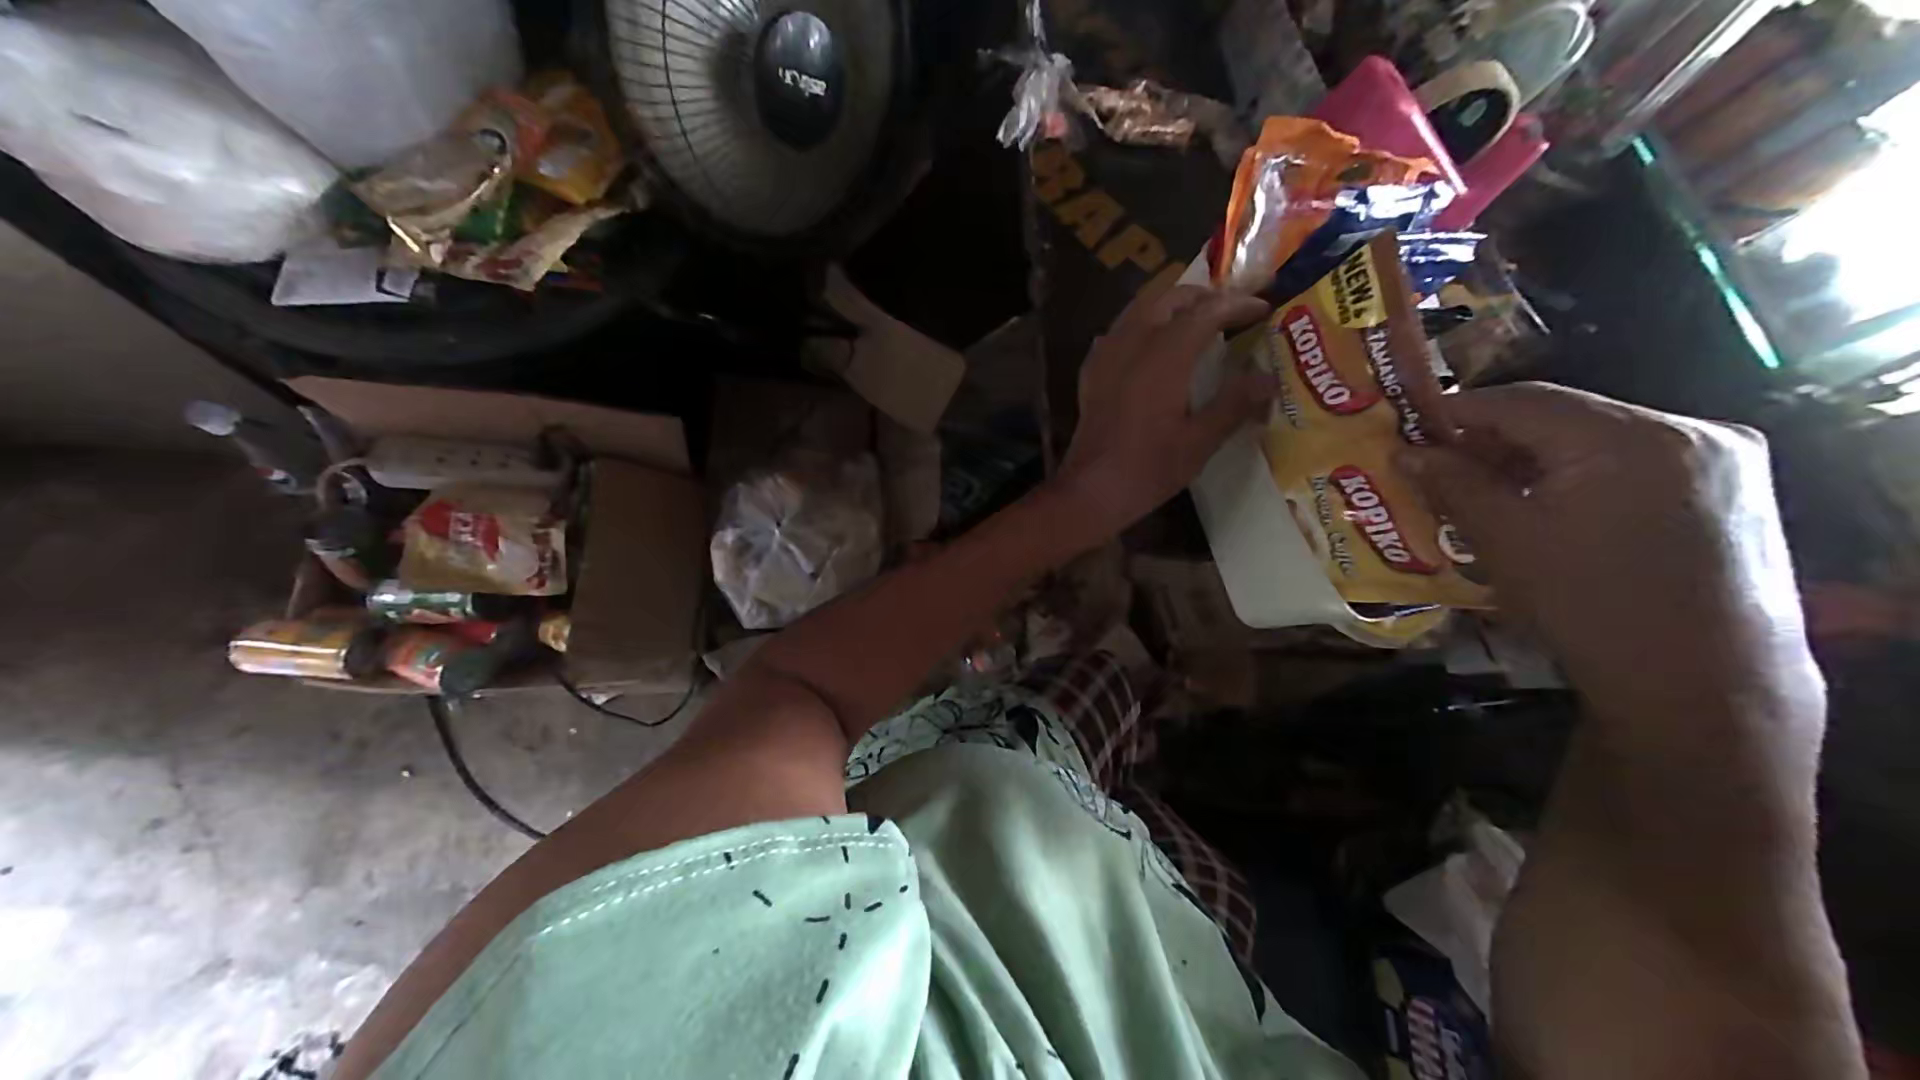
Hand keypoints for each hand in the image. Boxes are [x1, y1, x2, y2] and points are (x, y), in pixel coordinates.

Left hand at [1051, 285, 1275, 538]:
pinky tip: (1152, 345)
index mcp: (1163, 357)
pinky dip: (1142, 326)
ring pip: (1139, 310)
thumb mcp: (1200, 442)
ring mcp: (1106, 357)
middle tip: (1232, 309)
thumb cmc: (1148, 469)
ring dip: (1171, 306)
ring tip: (1197, 321)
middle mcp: (1132, 345)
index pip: (1205, 312)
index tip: (1263, 307)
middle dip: (1203, 297)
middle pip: (1168, 300)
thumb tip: (1269, 377)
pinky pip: (1118, 332)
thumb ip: (1234, 404)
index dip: (1236, 304)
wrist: (1090, 491)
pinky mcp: (1091, 373)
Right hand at [1401, 382, 1819, 716]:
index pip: (1524, 400)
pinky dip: (1582, 475)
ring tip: (1489, 490)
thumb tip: (1406, 452)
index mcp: (1630, 438)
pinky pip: (1636, 461)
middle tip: (1444, 466)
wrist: (1704, 686)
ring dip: (1538, 459)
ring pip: (1600, 438)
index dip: (1459, 410)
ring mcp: (1723, 457)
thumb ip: (1453, 484)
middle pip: (1566, 416)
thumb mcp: (1504, 542)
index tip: (1412, 428)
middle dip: (1497, 439)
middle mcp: (1689, 429)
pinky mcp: (1733, 488)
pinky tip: (1550, 507)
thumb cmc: (1588, 608)